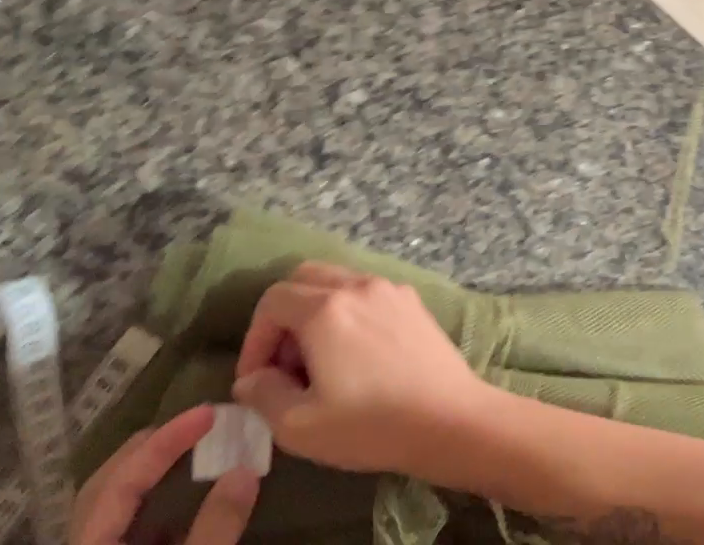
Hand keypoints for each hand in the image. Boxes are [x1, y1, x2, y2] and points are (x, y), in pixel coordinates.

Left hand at [72, 406, 259, 544]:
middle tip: (197, 424)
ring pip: (111, 502)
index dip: (166, 441)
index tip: (210, 412)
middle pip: (105, 482)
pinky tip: (184, 498)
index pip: (124, 479)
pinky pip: (124, 522)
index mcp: (92, 542)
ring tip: (191, 450)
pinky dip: (153, 498)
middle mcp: (84, 542)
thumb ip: (214, 526)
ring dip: (149, 470)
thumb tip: (245, 469)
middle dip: (150, 447)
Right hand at [231, 262, 502, 475]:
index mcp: (327, 308)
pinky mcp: (415, 302)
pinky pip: (368, 294)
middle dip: (284, 317)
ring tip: (321, 364)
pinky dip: (349, 313)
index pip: (272, 300)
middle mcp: (360, 286)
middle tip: (287, 366)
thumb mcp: (299, 424)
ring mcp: (392, 289)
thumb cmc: (371, 424)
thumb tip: (253, 378)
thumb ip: (263, 394)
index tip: (257, 380)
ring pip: (338, 282)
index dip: (254, 340)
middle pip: (305, 278)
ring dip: (317, 313)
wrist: (450, 418)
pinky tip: (357, 356)